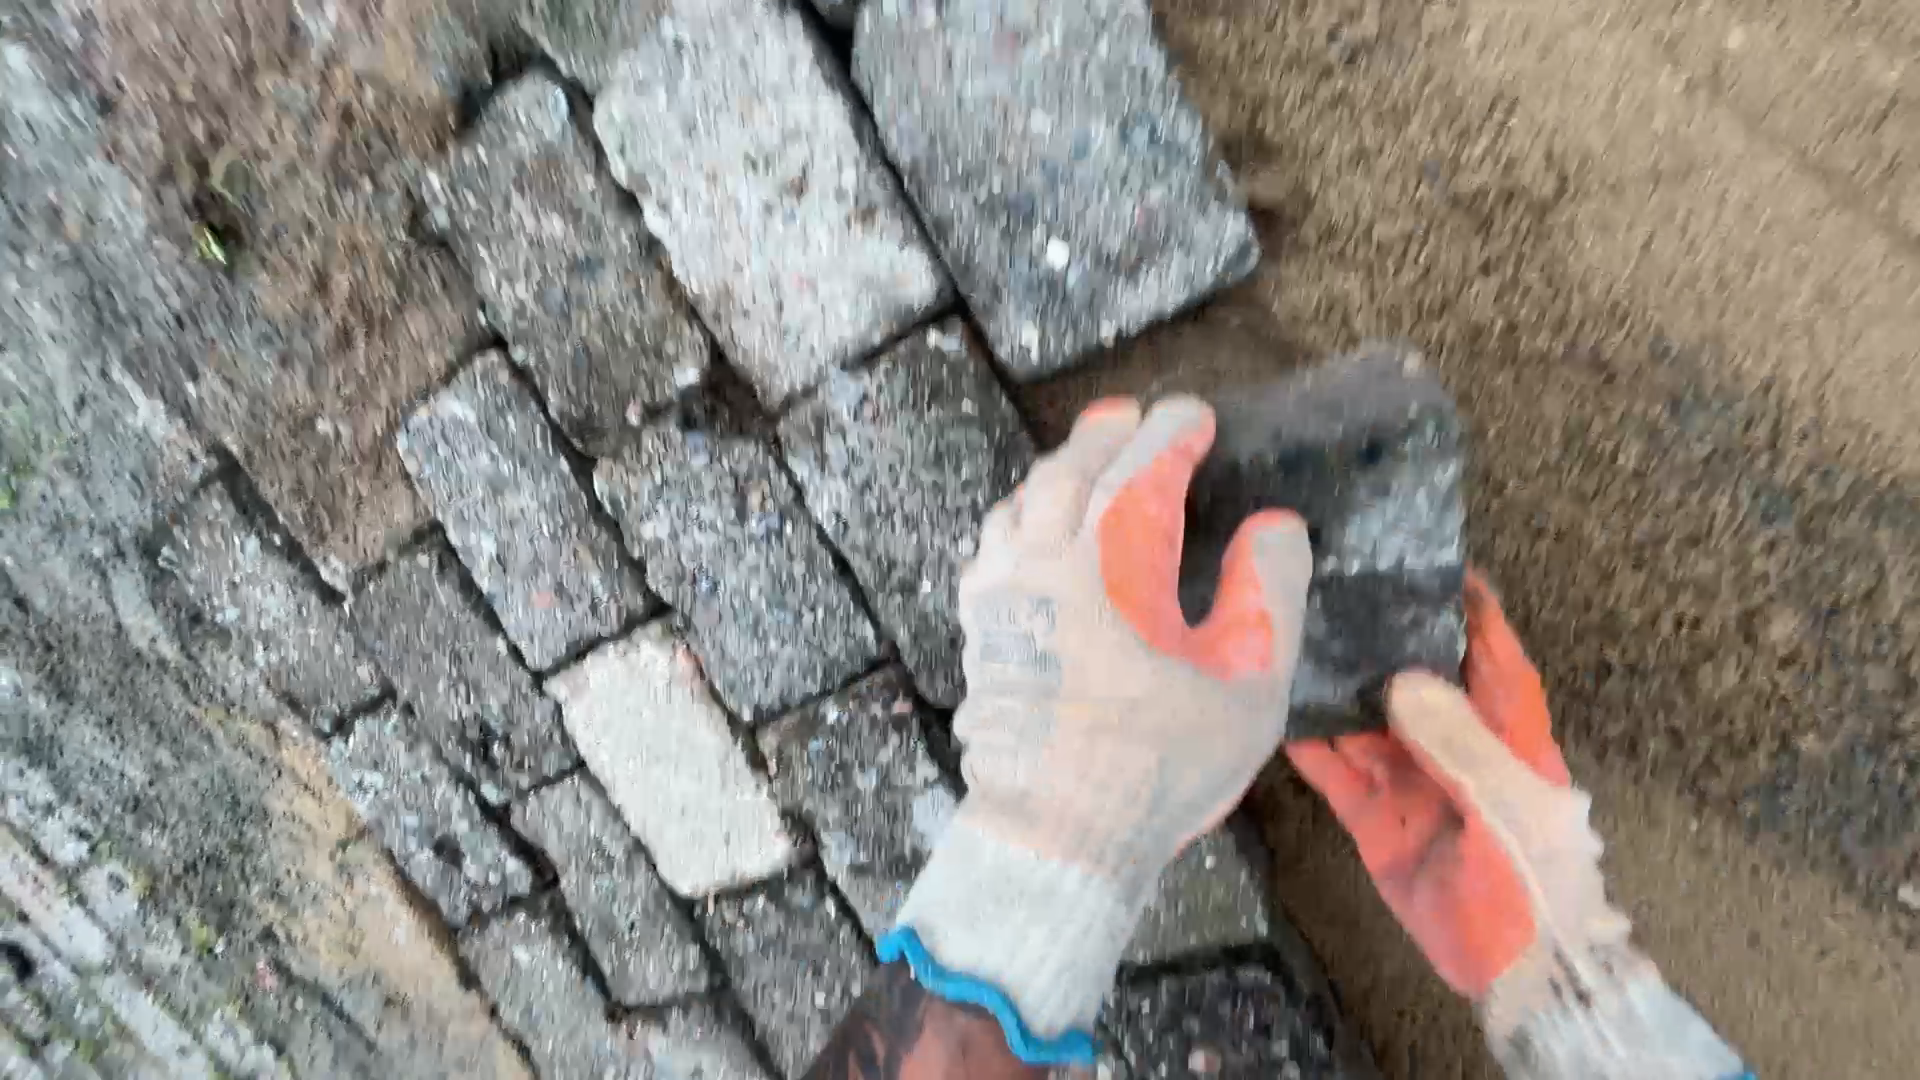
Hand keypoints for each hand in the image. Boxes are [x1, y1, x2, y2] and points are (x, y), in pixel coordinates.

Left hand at [890, 396, 1311, 1052]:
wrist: (1055, 829)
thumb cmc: (1157, 764)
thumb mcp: (1246, 687)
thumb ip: (1267, 596)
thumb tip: (1274, 526)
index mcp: (1112, 569)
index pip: (1141, 473)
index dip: (1170, 435)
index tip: (1193, 415)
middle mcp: (1045, 564)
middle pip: (1069, 471)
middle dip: (1105, 434)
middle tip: (1133, 416)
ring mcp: (1000, 592)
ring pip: (1020, 501)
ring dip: (1055, 470)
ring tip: (1084, 460)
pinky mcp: (976, 625)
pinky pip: (990, 545)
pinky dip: (1016, 516)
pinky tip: (1029, 525)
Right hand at [1290, 575, 1752, 1077]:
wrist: (1513, 978)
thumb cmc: (1532, 885)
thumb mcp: (1509, 808)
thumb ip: (1460, 742)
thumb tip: (1402, 673)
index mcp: (1504, 734)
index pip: (1489, 655)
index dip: (1468, 607)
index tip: (1431, 562)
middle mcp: (1450, 744)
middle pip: (1410, 677)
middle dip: (1375, 638)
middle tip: (1326, 591)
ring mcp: (1405, 777)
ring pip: (1358, 718)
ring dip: (1327, 687)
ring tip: (1284, 639)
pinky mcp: (1370, 811)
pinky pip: (1330, 767)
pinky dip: (1303, 742)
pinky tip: (1269, 710)